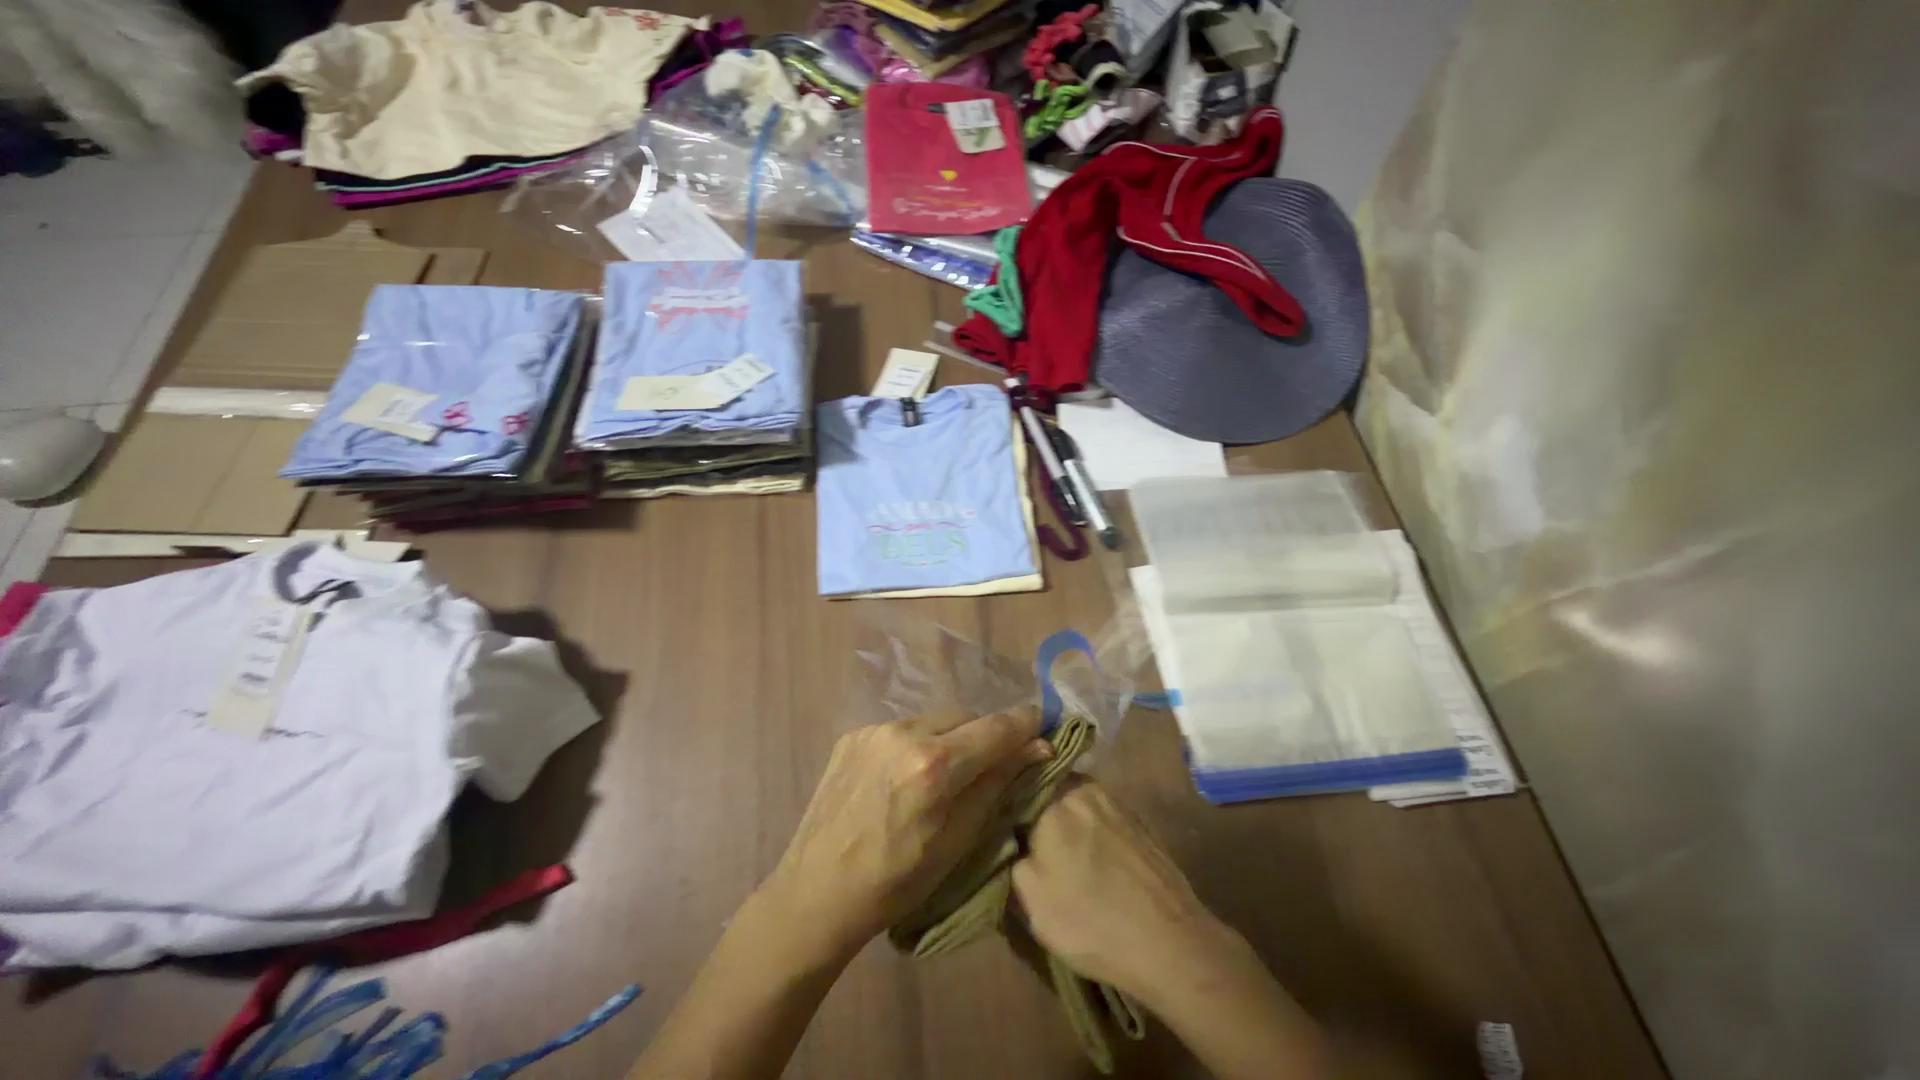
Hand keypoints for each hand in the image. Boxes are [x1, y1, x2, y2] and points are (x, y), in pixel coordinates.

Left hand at [760, 708, 1050, 958]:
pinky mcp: (851, 736)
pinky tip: (907, 780)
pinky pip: (901, 731)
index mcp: (934, 764)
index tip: (1046, 725)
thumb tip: (1035, 748)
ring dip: (950, 740)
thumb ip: (997, 786)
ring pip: (933, 721)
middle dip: (985, 737)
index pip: (996, 727)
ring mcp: (873, 731)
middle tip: (993, 768)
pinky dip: (916, 746)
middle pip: (965, 718)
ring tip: (945, 779)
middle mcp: (903, 733)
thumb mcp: (958, 842)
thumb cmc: (895, 882)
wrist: (816, 893)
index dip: (1027, 723)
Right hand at [1011, 780, 1240, 1002]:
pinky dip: (1090, 834)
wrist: (1170, 944)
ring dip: (1064, 823)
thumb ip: (1011, 857)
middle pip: (1048, 789)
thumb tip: (1013, 841)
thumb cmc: (1089, 919)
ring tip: (1054, 854)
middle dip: (1034, 810)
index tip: (994, 823)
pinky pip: (1101, 820)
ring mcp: (1119, 806)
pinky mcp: (1141, 827)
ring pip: (1077, 804)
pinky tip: (1088, 862)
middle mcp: (1087, 790)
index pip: (1015, 784)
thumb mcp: (1029, 897)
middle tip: (1021, 840)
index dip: (1001, 803)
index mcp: (1054, 799)